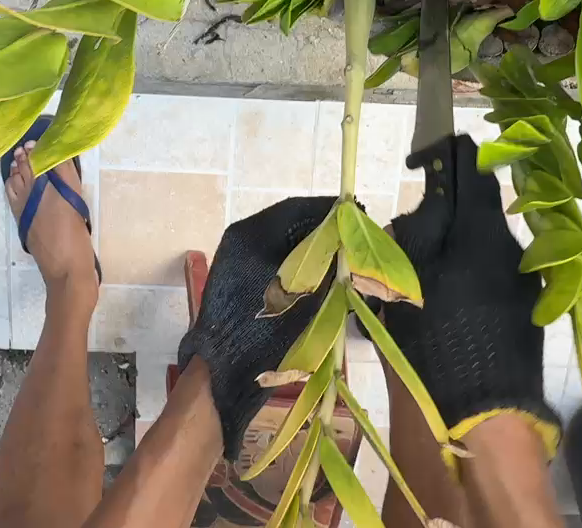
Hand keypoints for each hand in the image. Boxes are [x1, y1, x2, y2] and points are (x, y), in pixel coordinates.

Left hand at [178, 195, 335, 459]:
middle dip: (322, 231)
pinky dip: (297, 262)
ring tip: (341, 259)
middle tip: (352, 241)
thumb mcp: (304, 294)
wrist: (223, 373)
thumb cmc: (263, 333)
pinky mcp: (239, 276)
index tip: (357, 218)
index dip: (329, 212)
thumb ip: (326, 263)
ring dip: (311, 247)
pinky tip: (318, 276)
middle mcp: (242, 238)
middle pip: (290, 222)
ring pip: (283, 240)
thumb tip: (348, 243)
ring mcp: (237, 257)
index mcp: (252, 234)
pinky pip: (274, 258)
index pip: (297, 208)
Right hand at [386, 135, 555, 444]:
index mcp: (481, 225)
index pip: (470, 164)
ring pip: (485, 240)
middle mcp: (513, 242)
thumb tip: (432, 187)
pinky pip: (496, 270)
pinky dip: (473, 270)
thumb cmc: (435, 329)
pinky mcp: (530, 306)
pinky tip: (452, 298)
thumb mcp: (411, 267)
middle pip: (476, 205)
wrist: (484, 408)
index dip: (443, 152)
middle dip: (445, 208)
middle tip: (413, 229)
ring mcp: (527, 277)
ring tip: (427, 270)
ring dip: (459, 242)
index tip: (419, 161)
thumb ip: (420, 219)